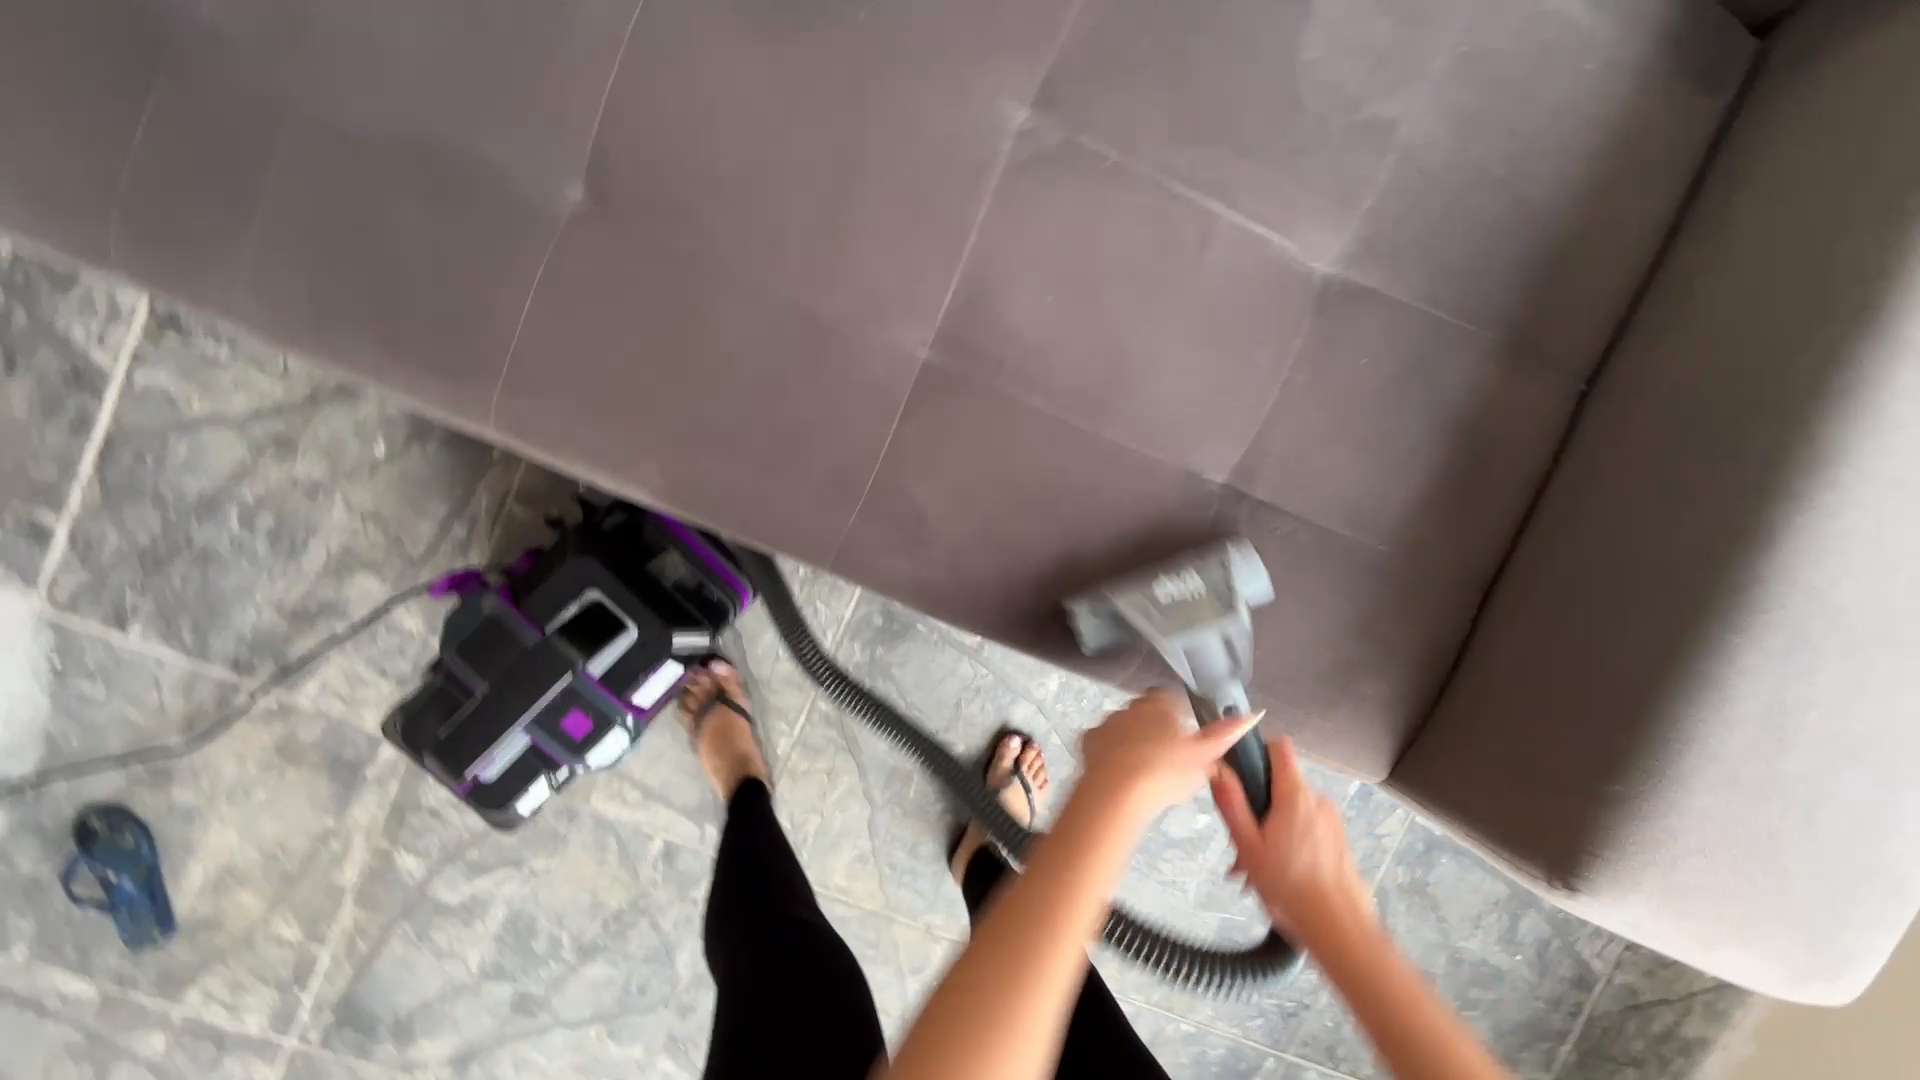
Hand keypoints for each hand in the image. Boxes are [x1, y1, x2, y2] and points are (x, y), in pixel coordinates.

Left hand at [1077, 689, 1261, 819]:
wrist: (1117, 793)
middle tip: (1168, 757)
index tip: (1185, 736)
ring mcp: (1106, 723)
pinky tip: (1121, 774)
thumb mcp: (1204, 756)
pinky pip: (1103, 744)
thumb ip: (1227, 734)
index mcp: (1159, 704)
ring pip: (1123, 727)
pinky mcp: (1088, 742)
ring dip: (1132, 740)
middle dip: (1155, 727)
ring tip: (1145, 769)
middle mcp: (1130, 707)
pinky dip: (1111, 754)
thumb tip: (1255, 713)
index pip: (1170, 697)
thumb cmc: (1165, 771)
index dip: (1179, 714)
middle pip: (1146, 712)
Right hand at [1211, 737, 1370, 936]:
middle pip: (1279, 785)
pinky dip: (1288, 843)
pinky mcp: (1338, 841)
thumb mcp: (1248, 845)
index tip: (1238, 774)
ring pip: (1291, 811)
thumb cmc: (1289, 884)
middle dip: (1255, 806)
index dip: (1255, 751)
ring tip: (1253, 869)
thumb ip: (1232, 803)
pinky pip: (1306, 829)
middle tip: (1239, 842)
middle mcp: (1317, 799)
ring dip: (1269, 830)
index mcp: (1295, 794)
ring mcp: (1331, 820)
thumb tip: (1218, 768)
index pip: (1278, 747)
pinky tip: (1276, 877)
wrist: (1341, 929)